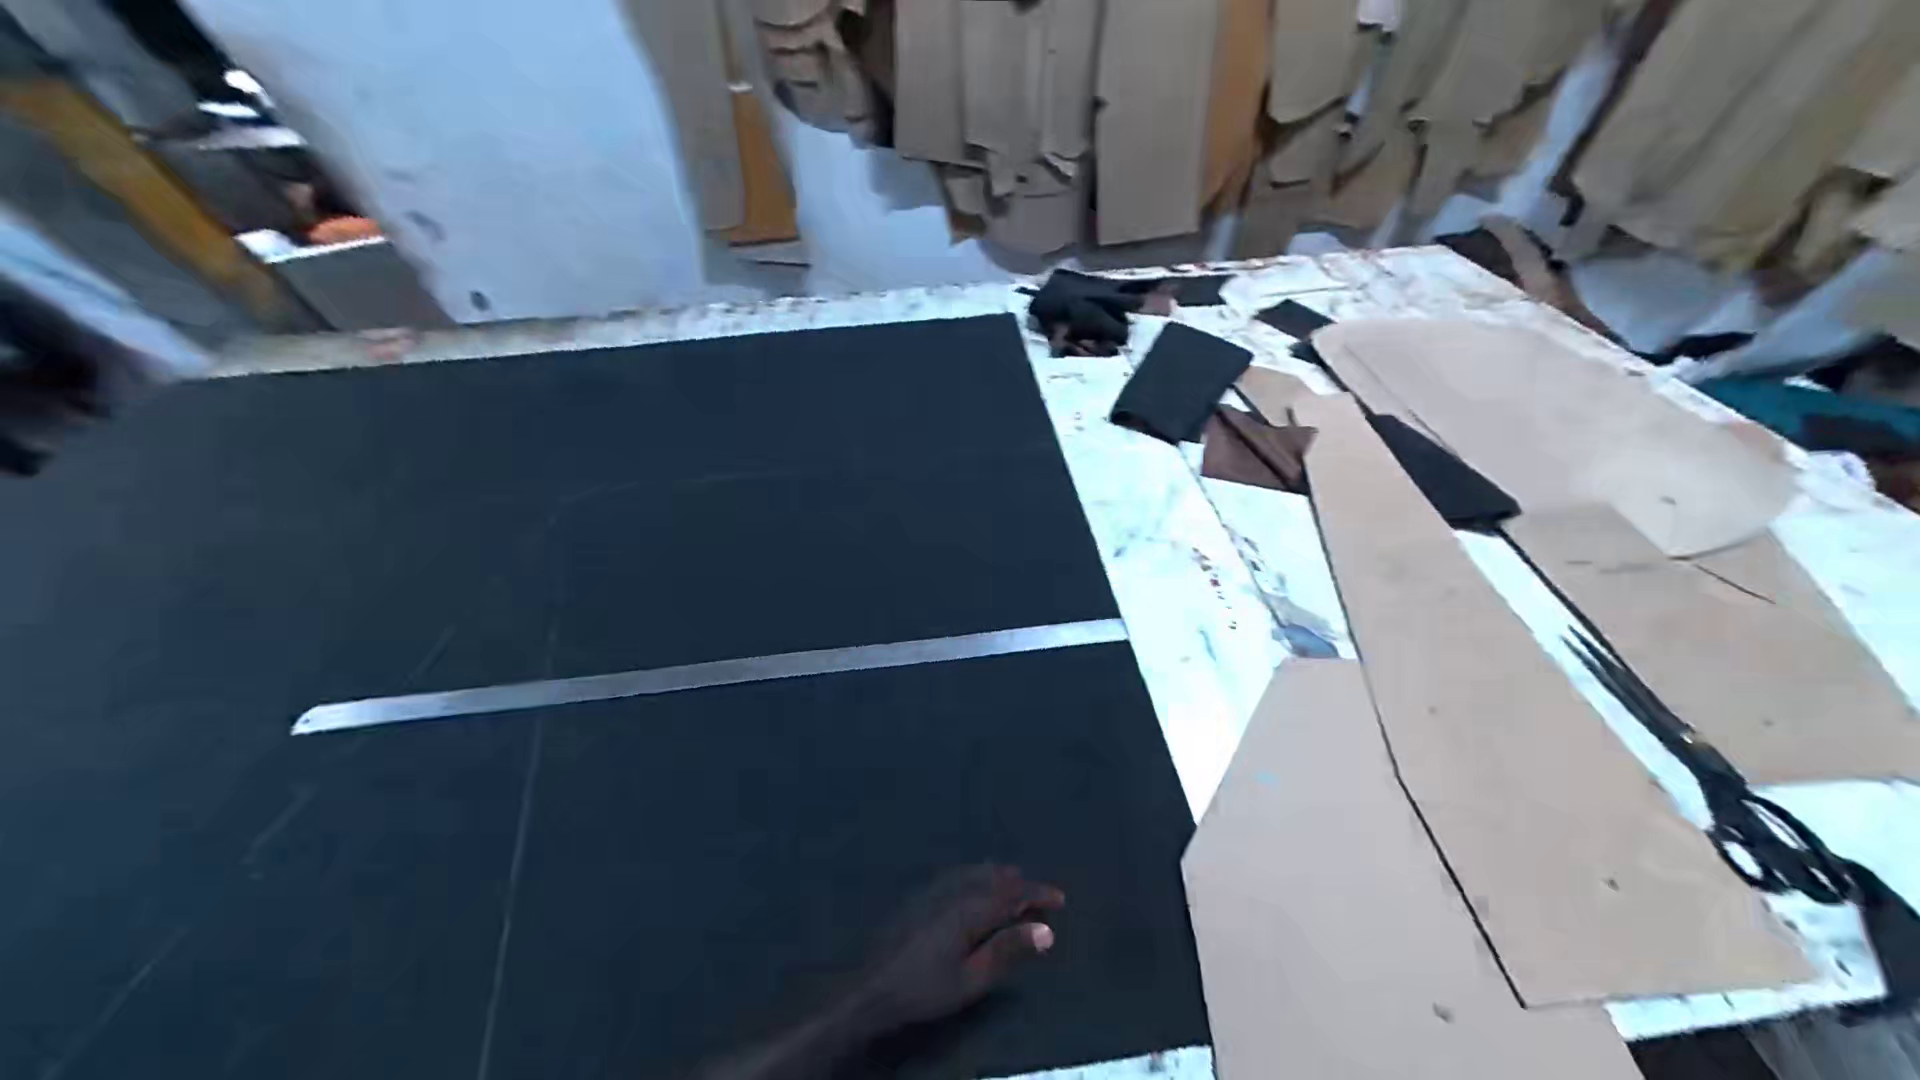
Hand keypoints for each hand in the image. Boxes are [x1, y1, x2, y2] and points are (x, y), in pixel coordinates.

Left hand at [852, 865, 1065, 1032]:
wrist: (871, 984)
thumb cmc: (925, 988)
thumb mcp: (972, 978)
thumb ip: (1008, 950)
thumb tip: (1046, 929)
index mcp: (972, 907)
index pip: (1014, 892)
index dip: (1039, 893)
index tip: (1059, 898)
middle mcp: (956, 888)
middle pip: (996, 876)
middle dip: (1021, 884)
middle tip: (1040, 899)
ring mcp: (936, 887)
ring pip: (977, 871)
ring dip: (1000, 877)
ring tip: (1015, 891)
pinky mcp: (922, 893)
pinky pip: (960, 874)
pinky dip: (979, 876)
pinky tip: (977, 889)